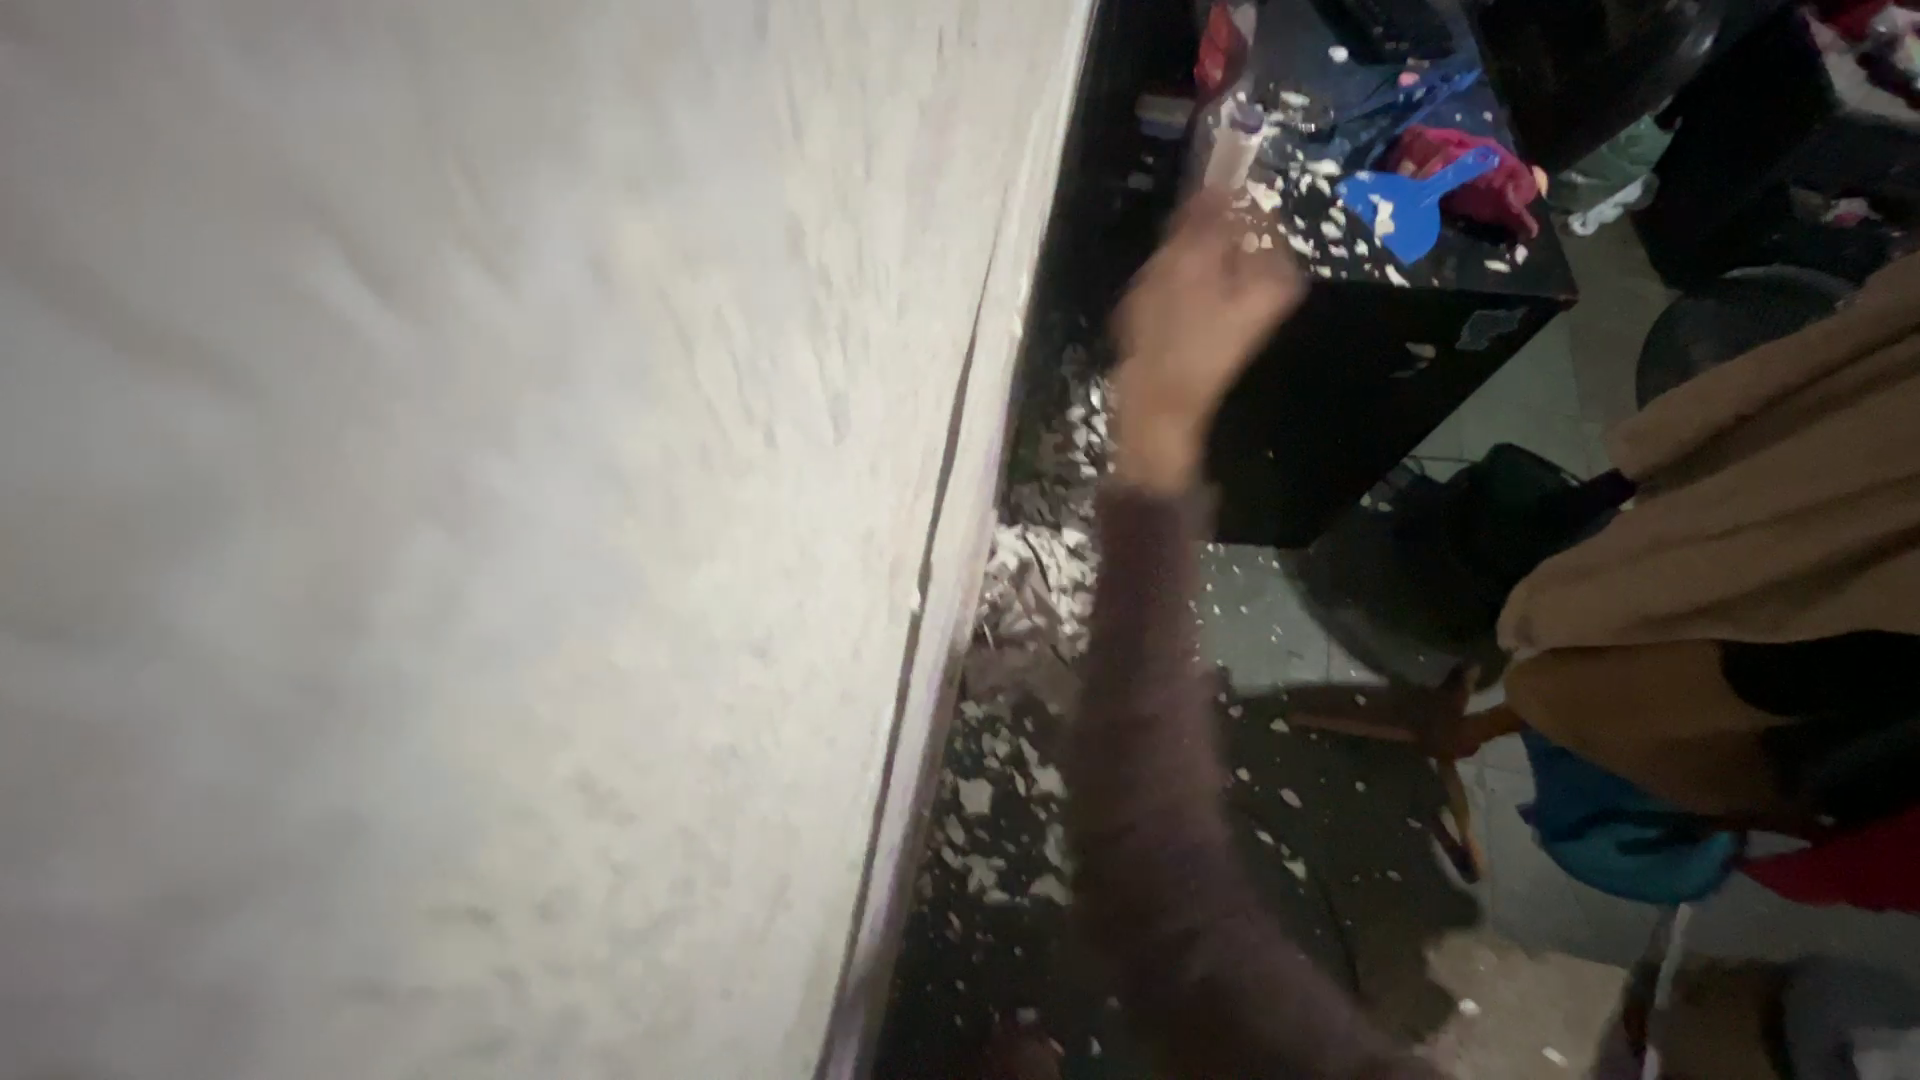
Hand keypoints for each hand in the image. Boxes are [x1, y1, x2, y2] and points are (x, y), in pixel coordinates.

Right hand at [1112, 189, 1305, 491]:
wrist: (1155, 407)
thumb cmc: (1172, 340)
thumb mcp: (1185, 266)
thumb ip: (1206, 217)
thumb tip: (1218, 178)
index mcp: (1275, 270)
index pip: (1250, 206)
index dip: (1211, 205)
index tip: (1179, 224)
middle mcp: (1270, 286)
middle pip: (1225, 234)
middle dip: (1188, 244)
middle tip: (1164, 269)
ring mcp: (1243, 308)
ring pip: (1202, 260)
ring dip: (1173, 269)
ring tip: (1156, 296)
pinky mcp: (1216, 324)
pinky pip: (1191, 287)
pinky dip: (1169, 293)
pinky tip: (1154, 312)